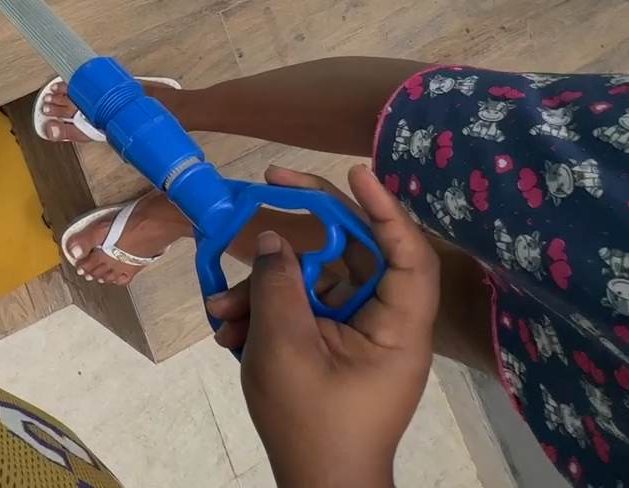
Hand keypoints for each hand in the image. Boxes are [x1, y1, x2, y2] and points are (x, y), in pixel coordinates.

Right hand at [207, 166, 437, 487]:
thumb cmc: (312, 421)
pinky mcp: (326, 340)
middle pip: (351, 252)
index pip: (406, 256)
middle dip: (304, 224)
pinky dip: (260, 307)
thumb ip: (278, 284)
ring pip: (312, 278)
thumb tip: (274, 240)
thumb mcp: (285, 346)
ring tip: (222, 309)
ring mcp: (353, 330)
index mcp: (397, 329)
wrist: (314, 483)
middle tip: (269, 182)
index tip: (355, 171)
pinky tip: (227, 325)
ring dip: (262, 285)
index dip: (386, 209)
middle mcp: (382, 322)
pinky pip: (296, 303)